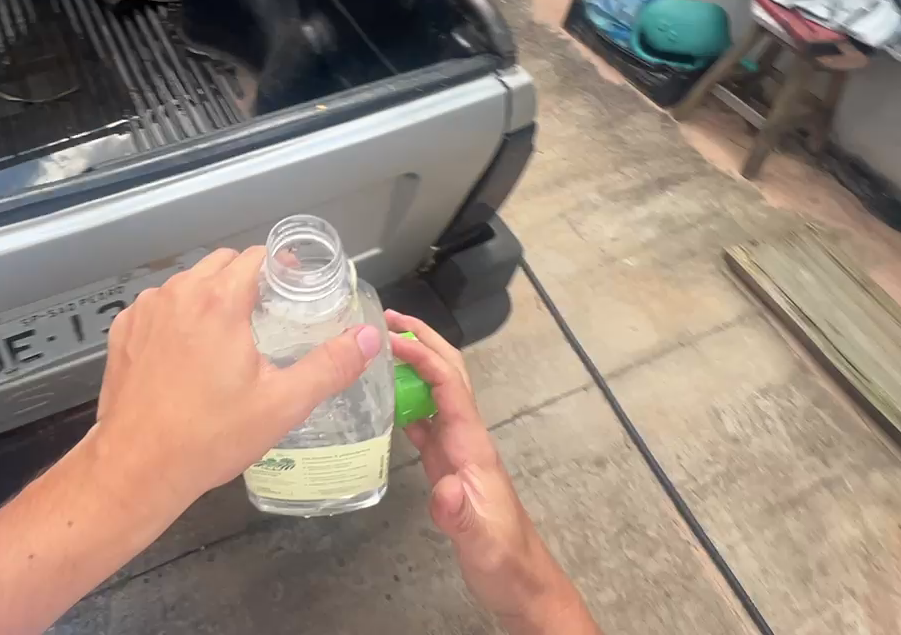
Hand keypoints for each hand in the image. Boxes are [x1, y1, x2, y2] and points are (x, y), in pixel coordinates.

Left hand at [90, 247, 380, 517]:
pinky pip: (159, 304)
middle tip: (263, 311)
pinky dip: (176, 314)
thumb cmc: (207, 437)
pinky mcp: (126, 328)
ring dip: (210, 295)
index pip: (255, 255)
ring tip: (226, 333)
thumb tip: (366, 339)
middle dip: (246, 277)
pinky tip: (186, 350)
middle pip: (221, 263)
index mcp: (220, 301)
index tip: (291, 281)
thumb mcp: (282, 404)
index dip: (278, 264)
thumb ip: (330, 366)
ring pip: (188, 282)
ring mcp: (147, 309)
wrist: (136, 468)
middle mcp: (180, 293)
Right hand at [387, 309, 598, 634]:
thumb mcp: (479, 538)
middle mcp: (465, 433)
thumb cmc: (502, 557)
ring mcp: (456, 445)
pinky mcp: (446, 461)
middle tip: (387, 319)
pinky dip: (405, 396)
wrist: (519, 581)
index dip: (420, 353)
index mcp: (472, 441)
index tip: (388, 336)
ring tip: (381, 344)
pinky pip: (424, 417)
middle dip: (423, 338)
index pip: (448, 381)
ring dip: (414, 359)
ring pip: (437, 387)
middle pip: (449, 370)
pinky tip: (385, 395)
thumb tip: (442, 487)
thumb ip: (459, 512)